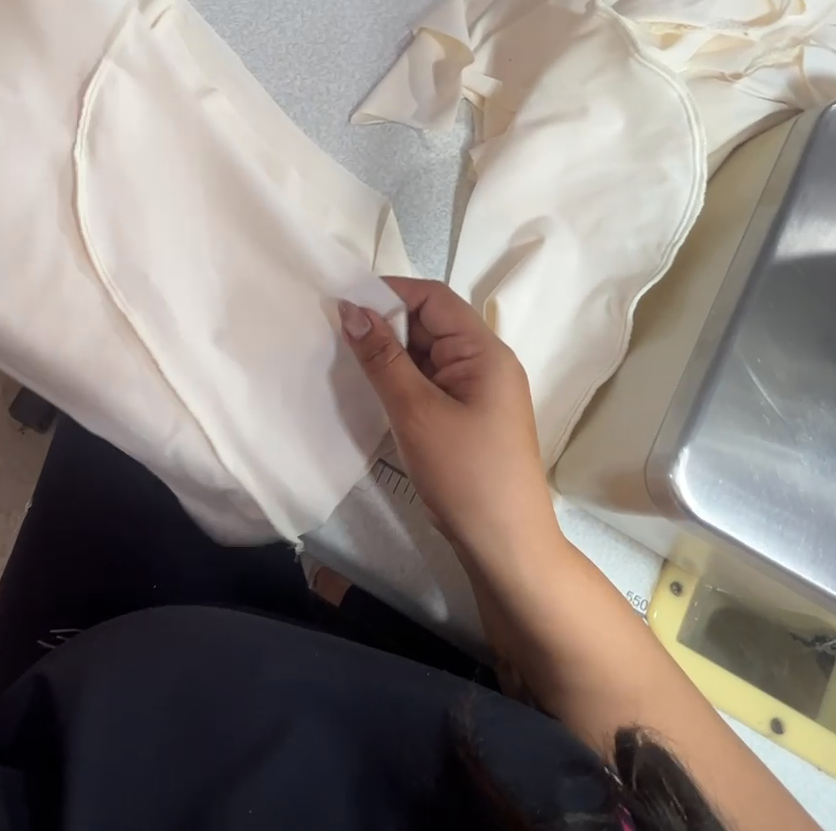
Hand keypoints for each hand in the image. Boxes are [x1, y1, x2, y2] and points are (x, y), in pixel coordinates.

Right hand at [338, 279, 559, 562]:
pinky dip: (395, 377)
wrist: (503, 542)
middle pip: (428, 323)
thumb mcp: (415, 410)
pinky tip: (366, 386)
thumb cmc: (464, 471)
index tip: (341, 304)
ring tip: (342, 356)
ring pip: (423, 353)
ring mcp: (473, 390)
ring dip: (386, 352)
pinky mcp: (462, 414)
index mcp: (483, 352)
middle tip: (333, 332)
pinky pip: (424, 380)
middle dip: (382, 322)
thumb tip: (350, 309)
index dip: (388, 292)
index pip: (433, 299)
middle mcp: (483, 362)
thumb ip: (382, 357)